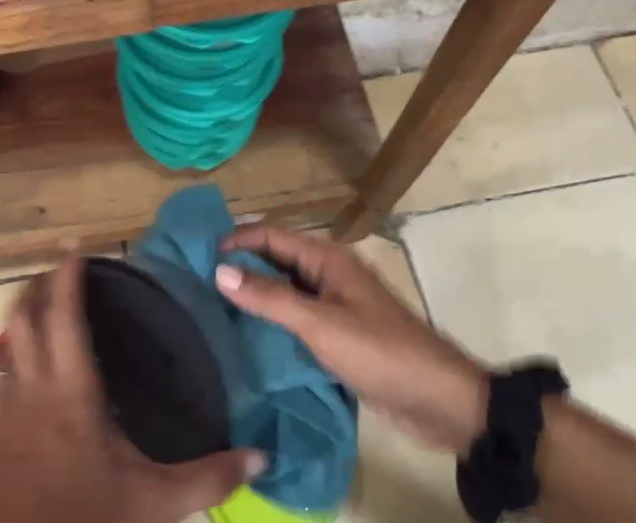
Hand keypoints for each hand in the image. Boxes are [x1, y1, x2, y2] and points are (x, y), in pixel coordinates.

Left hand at [0, 255, 264, 522]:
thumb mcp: (157, 502)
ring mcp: (3, 409)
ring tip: (41, 303)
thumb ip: (210, 477)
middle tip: (60, 266)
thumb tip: (262, 456)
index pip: (64, 317)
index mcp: (72, 392)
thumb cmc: (89, 519)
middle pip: (24, 317)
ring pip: (4, 342)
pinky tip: (17, 363)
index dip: (67, 277)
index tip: (74, 245)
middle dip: (39, 284)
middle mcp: (31, 388)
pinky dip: (4, 357)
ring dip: (20, 316)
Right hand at [217, 225, 488, 455]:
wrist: (439, 401)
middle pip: (275, 258)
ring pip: (284, 289)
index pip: (271, 235)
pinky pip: (295, 316)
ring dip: (253, 294)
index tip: (196, 256)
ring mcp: (334, 304)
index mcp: (327, 259)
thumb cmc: (380, 353)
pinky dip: (270, 319)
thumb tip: (218, 270)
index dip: (235, 240)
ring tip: (211, 307)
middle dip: (239, 265)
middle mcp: (328, 274)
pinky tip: (245, 336)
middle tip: (195, 282)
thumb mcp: (320, 325)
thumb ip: (270, 298)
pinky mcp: (338, 333)